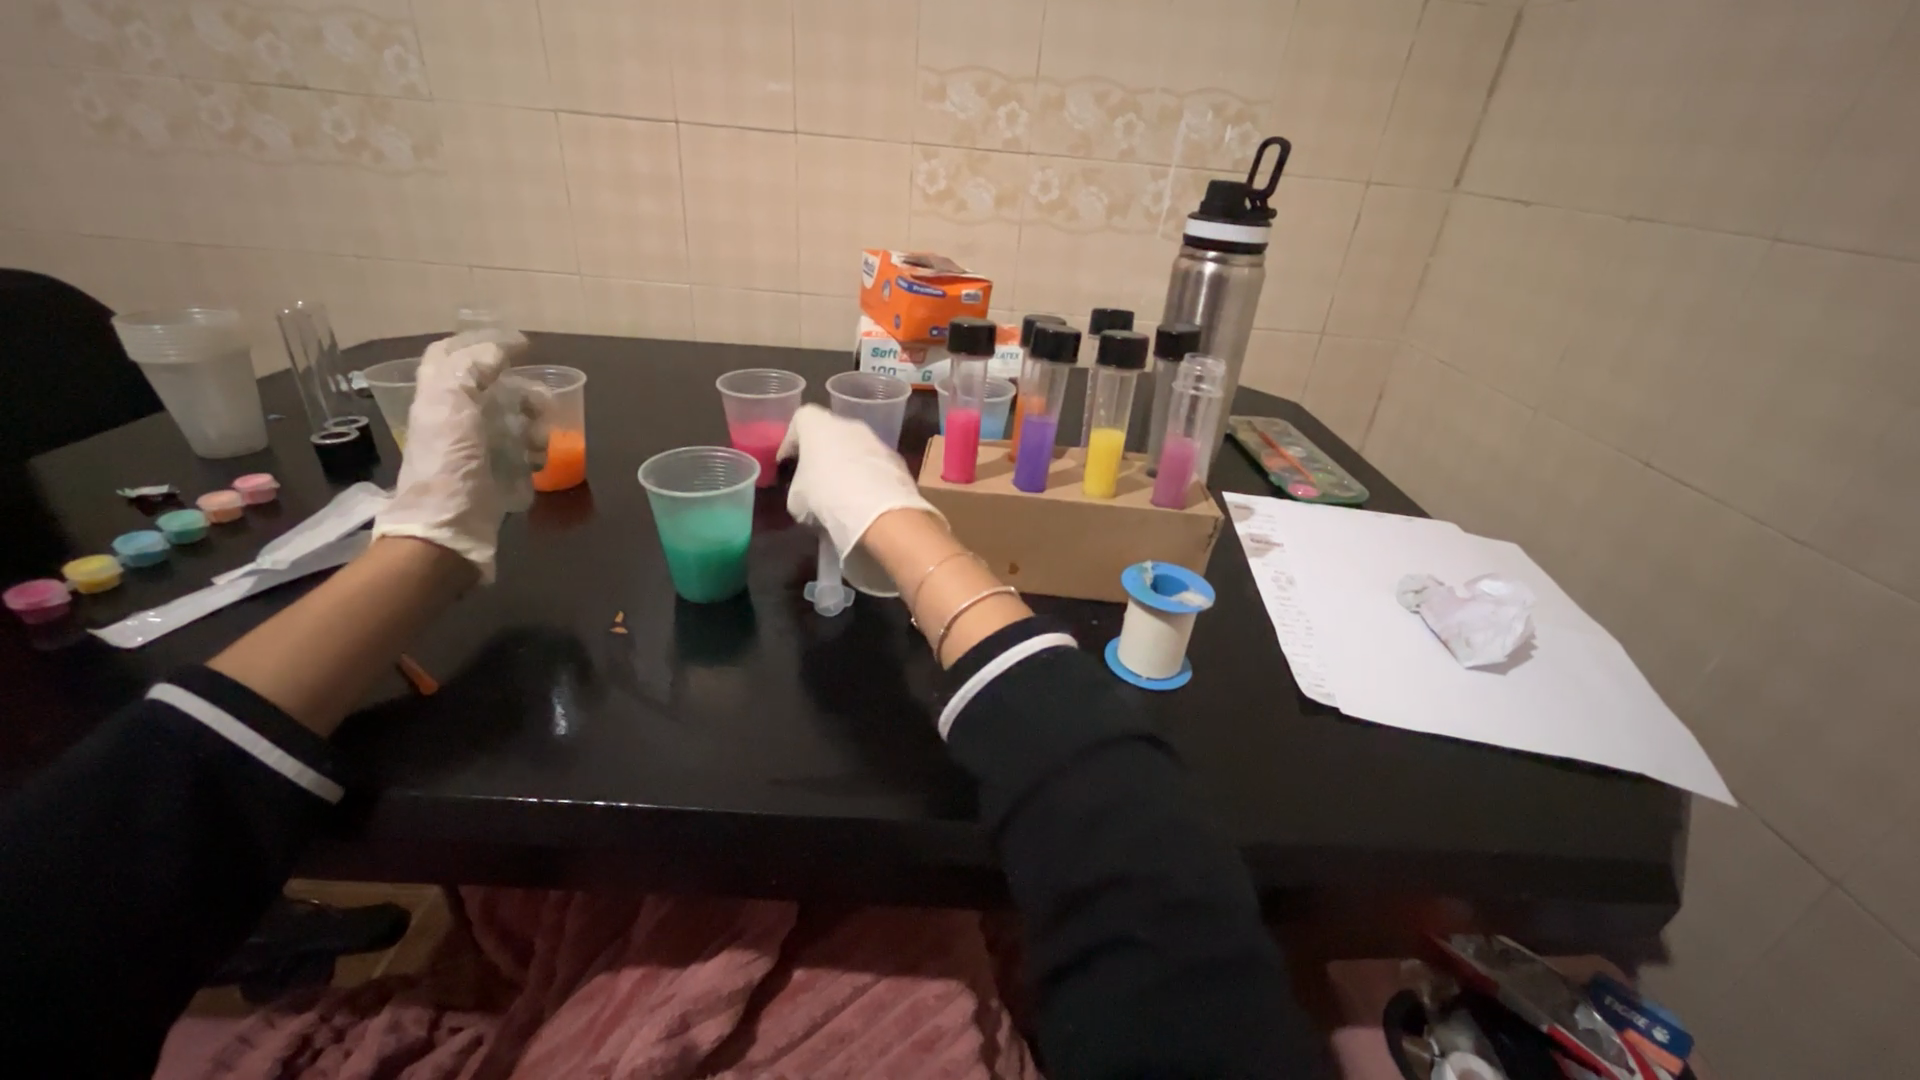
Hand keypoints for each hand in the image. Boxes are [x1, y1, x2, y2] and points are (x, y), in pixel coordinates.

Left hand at [371, 330, 544, 583]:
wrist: (450, 526)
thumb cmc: (449, 462)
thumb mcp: (454, 402)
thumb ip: (473, 367)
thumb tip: (501, 349)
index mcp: (437, 397)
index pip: (452, 355)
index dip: (482, 344)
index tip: (521, 346)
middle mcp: (454, 418)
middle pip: (493, 388)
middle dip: (522, 391)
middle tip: (543, 402)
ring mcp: (475, 447)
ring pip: (513, 420)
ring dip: (534, 424)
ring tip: (542, 439)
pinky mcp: (495, 473)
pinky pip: (522, 451)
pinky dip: (536, 451)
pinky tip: (539, 461)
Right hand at [778, 404, 944, 596]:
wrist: (878, 512)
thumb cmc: (825, 496)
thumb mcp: (796, 498)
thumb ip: (797, 486)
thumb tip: (805, 493)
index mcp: (818, 424)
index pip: (800, 420)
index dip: (792, 441)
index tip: (788, 462)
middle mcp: (848, 424)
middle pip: (830, 432)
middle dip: (822, 452)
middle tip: (814, 476)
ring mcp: (875, 440)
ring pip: (854, 448)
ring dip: (846, 464)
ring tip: (841, 491)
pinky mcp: (896, 459)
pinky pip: (873, 465)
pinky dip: (867, 476)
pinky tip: (863, 498)